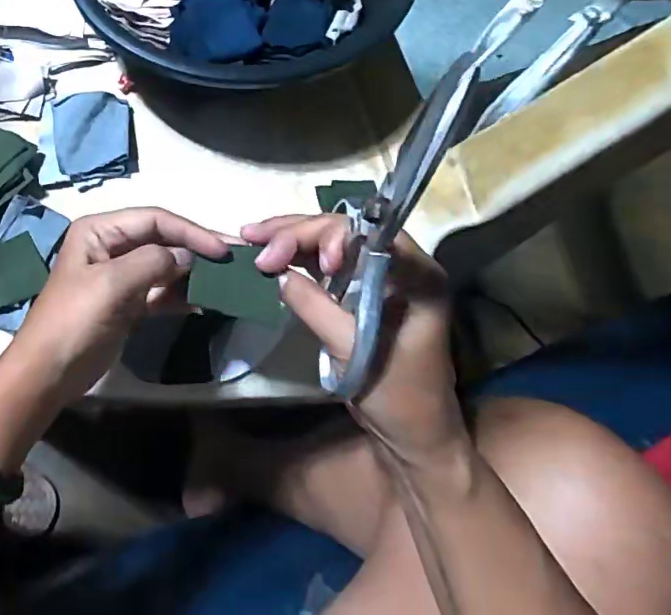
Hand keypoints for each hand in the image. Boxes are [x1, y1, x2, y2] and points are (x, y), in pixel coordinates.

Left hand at [9, 208, 227, 405]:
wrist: (45, 376)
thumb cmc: (74, 321)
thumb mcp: (112, 284)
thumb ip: (153, 262)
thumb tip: (188, 257)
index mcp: (100, 230)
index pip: (154, 219)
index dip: (190, 231)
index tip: (221, 249)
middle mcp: (110, 246)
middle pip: (162, 239)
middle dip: (194, 248)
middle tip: (230, 259)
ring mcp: (119, 275)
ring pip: (165, 265)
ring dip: (191, 272)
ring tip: (223, 279)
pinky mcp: (127, 303)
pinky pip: (161, 292)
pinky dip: (181, 295)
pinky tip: (203, 301)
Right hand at [246, 215, 466, 466]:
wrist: (416, 440)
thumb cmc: (399, 397)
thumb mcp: (356, 352)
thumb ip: (316, 308)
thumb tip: (278, 274)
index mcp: (417, 273)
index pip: (368, 232)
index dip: (330, 236)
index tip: (300, 259)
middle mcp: (402, 264)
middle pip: (346, 231)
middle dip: (299, 232)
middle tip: (256, 241)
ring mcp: (380, 274)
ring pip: (333, 241)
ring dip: (292, 237)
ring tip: (253, 237)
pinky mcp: (362, 288)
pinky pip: (329, 261)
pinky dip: (299, 256)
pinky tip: (272, 255)